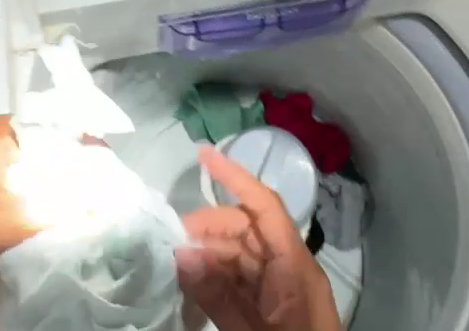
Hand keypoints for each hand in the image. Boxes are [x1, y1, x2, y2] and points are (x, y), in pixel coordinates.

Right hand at [176, 146, 341, 330]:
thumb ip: (219, 296)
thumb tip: (182, 253)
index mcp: (295, 264)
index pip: (264, 204)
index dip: (235, 176)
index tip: (202, 155)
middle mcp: (289, 269)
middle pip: (246, 230)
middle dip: (209, 228)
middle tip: (173, 242)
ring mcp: (281, 292)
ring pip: (239, 258)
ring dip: (207, 258)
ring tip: (176, 269)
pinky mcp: (272, 313)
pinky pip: (240, 284)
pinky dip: (215, 283)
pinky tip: (192, 292)